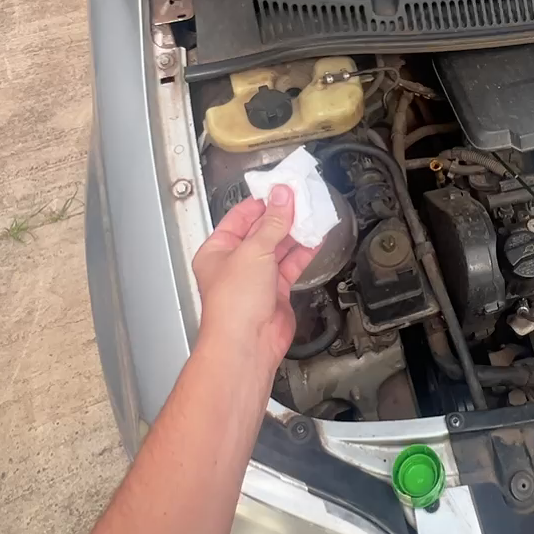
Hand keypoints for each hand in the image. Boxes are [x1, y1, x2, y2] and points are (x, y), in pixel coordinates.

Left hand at [191, 186, 317, 371]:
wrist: (247, 344)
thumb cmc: (234, 305)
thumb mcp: (254, 251)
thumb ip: (272, 223)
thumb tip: (282, 197)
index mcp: (218, 250)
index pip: (241, 216)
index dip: (263, 201)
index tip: (282, 188)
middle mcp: (236, 263)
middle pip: (262, 230)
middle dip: (283, 216)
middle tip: (302, 199)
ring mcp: (256, 277)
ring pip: (280, 247)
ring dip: (296, 232)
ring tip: (312, 214)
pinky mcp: (276, 291)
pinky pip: (292, 264)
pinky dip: (304, 251)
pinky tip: (316, 239)